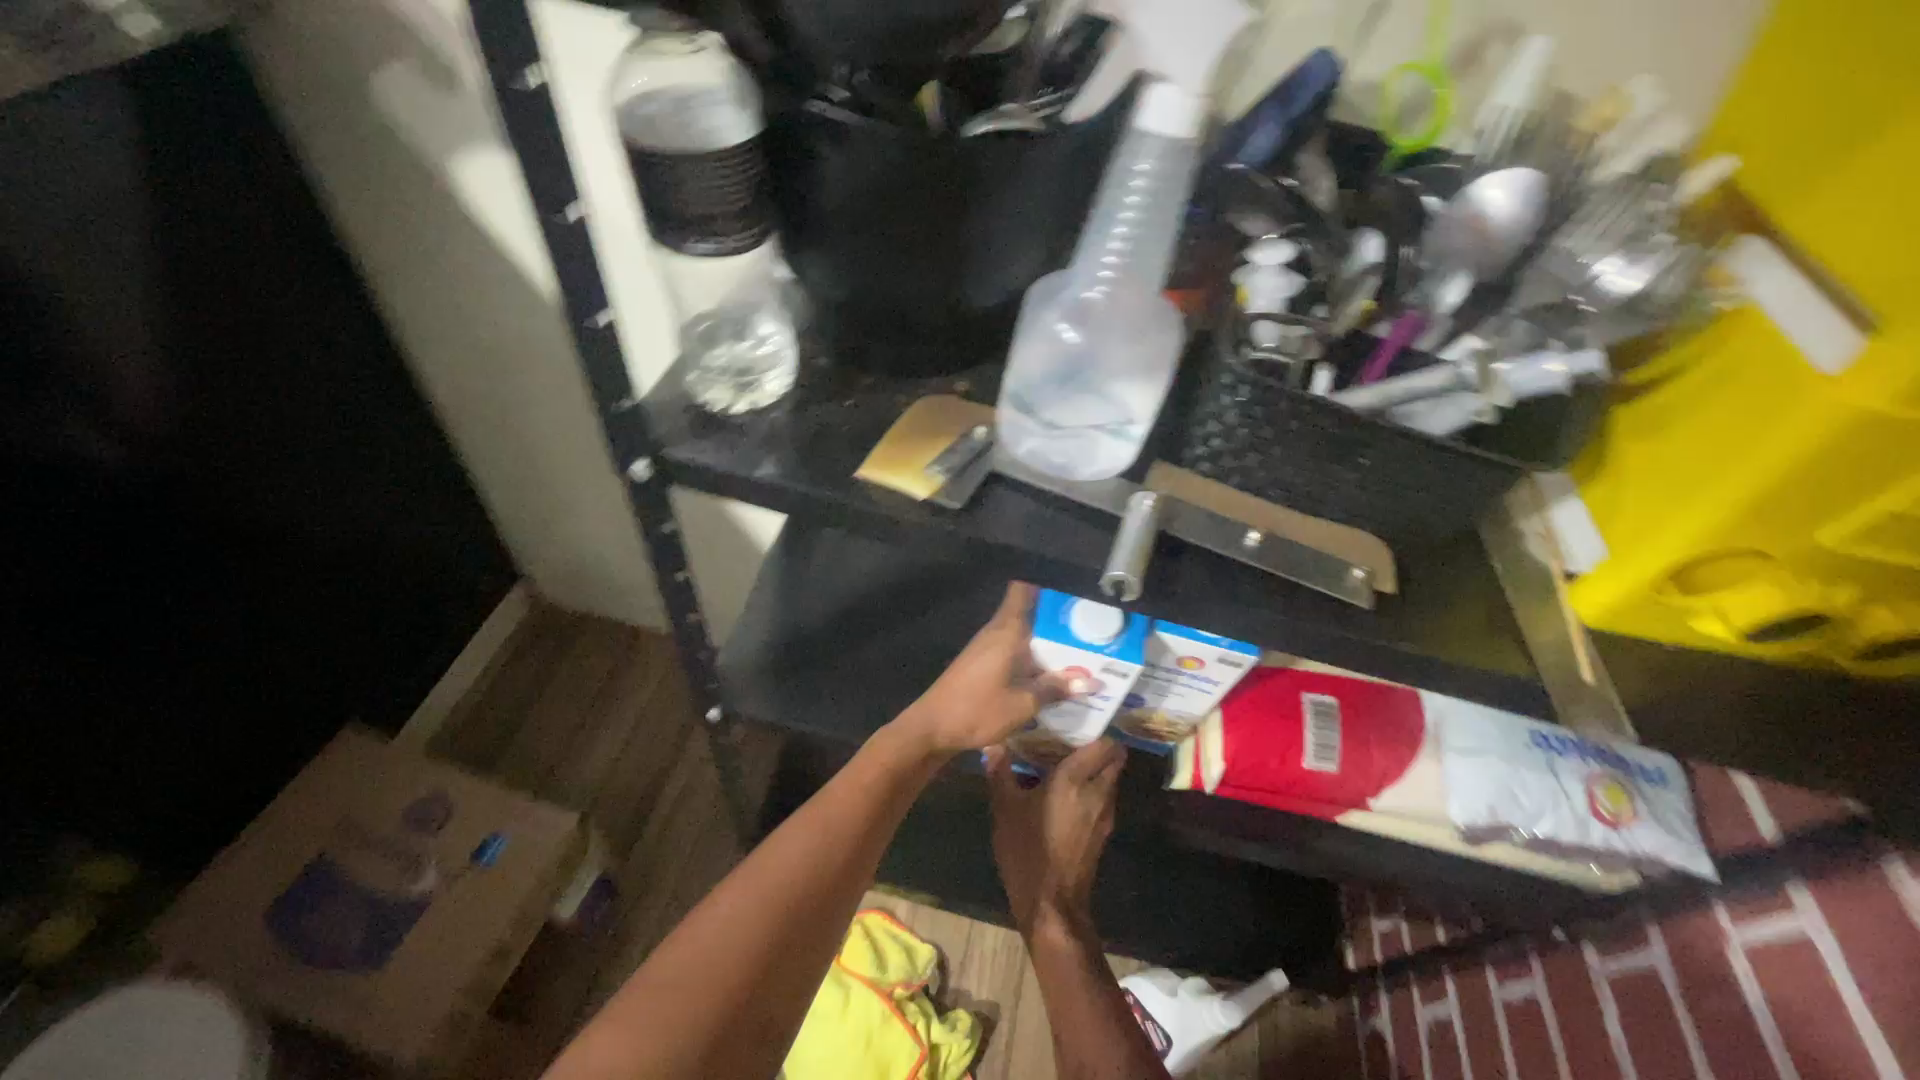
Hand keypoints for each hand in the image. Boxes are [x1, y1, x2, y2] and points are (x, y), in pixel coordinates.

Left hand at [894, 582, 1073, 755]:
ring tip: (1079, 659)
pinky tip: (1049, 679)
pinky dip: (1032, 660)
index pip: (1023, 590)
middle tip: (1090, 635)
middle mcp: (997, 632)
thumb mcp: (1024, 703)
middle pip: (1029, 614)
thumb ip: (1056, 688)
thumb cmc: (978, 709)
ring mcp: (987, 648)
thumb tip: (1091, 682)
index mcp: (1008, 630)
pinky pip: (1013, 653)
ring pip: (1023, 636)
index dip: (1046, 588)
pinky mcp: (981, 664)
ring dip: (1046, 646)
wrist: (932, 728)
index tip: (1072, 599)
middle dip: (1058, 624)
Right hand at [985, 738, 1125, 936]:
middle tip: (1075, 738)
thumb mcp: (1005, 809)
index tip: (1080, 719)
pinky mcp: (1104, 832)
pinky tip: (1068, 794)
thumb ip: (1001, 773)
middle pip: (1115, 759)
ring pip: (1111, 779)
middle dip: (1102, 746)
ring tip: (1068, 763)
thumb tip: (993, 745)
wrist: (1051, 903)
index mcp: (1075, 778)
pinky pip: (1104, 798)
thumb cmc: (1027, 850)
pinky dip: (1093, 790)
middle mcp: (1098, 791)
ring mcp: (1105, 814)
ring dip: (1097, 769)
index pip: (1105, 743)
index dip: (1098, 728)